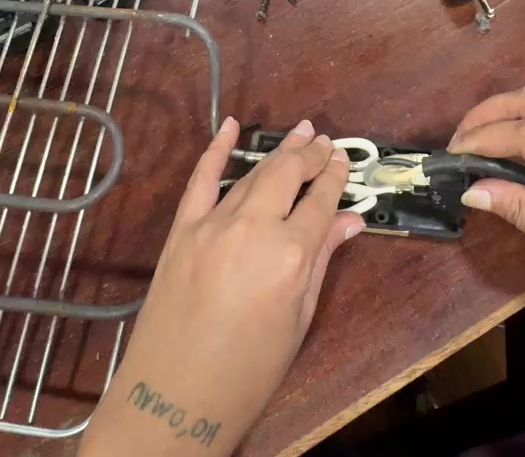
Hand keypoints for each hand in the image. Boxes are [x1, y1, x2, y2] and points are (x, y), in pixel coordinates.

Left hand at [80, 118, 363, 455]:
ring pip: (253, 175)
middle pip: (288, 175)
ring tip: (301, 133)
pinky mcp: (182, 230)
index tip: (343, 161)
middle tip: (325, 141)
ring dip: (279, 152)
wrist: (174, 399)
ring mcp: (212, 225)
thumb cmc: (249, 370)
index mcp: (290, 257)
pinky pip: (201, 180)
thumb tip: (350, 220)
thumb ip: (321, 260)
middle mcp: (253, 230)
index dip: (335, 177)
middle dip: (310, 154)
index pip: (321, 201)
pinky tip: (231, 126)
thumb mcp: (298, 319)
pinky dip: (216, 150)